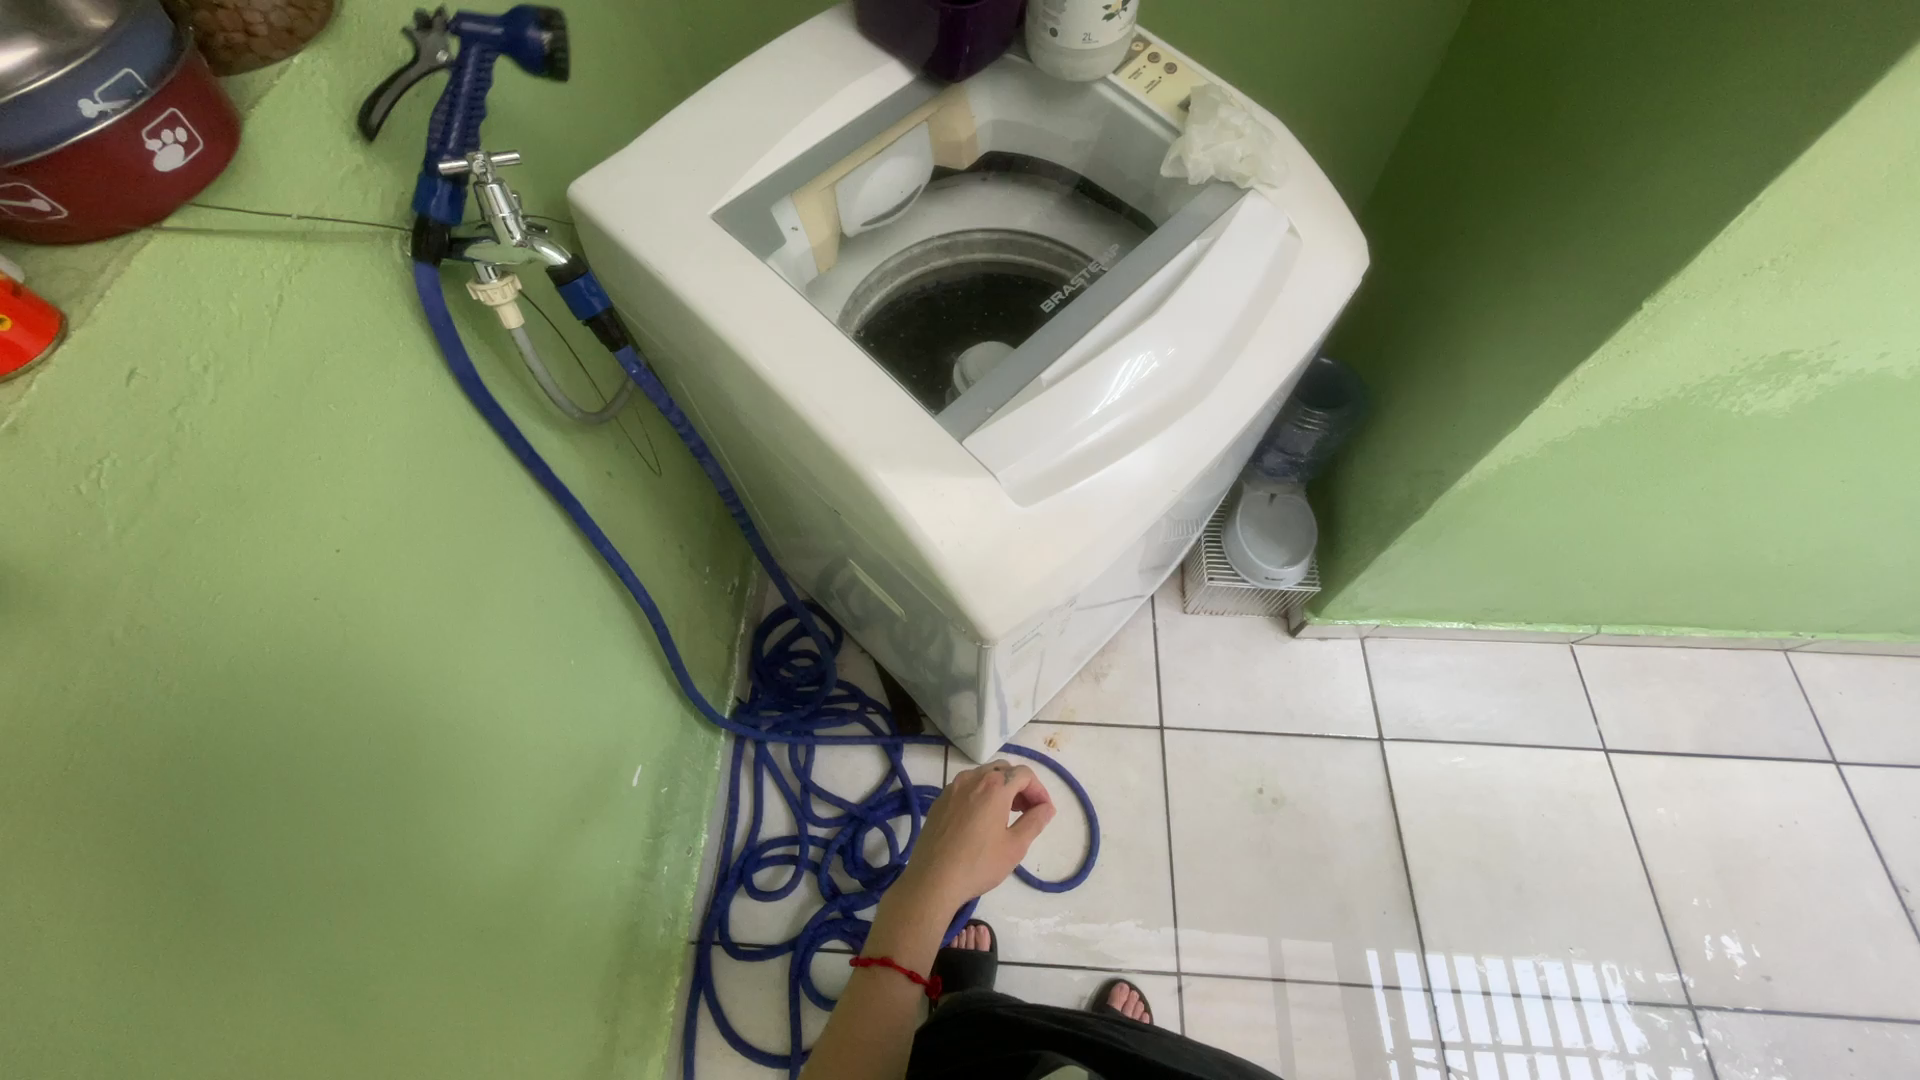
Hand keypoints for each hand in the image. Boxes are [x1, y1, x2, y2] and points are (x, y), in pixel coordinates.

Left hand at [900, 762, 1056, 906]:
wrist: (932, 879)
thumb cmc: (979, 864)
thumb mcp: (1015, 846)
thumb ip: (1034, 821)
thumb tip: (1047, 807)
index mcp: (994, 787)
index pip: (1024, 774)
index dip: (1039, 790)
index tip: (1043, 810)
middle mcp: (972, 778)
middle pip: (1003, 770)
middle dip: (1020, 786)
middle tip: (1027, 811)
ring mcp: (953, 787)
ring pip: (983, 776)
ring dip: (1000, 788)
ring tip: (1006, 815)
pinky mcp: (940, 800)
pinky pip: (966, 787)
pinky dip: (980, 793)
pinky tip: (980, 819)